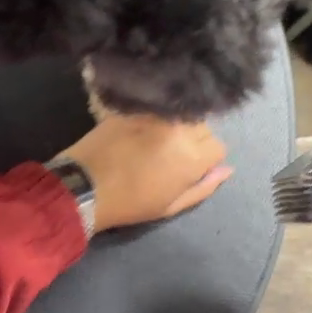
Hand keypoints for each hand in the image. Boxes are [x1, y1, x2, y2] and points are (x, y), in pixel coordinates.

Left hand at [56, 116, 230, 232]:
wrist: (84, 184)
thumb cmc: (130, 202)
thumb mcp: (171, 205)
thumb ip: (204, 187)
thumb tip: (227, 170)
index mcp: (191, 156)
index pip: (218, 147)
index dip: (208, 159)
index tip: (192, 168)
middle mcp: (179, 128)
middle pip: (204, 127)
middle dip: (196, 141)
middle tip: (174, 156)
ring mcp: (156, 114)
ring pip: (182, 115)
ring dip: (178, 126)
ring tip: (160, 142)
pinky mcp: (136, 108)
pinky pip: (158, 109)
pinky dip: (159, 117)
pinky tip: (144, 131)